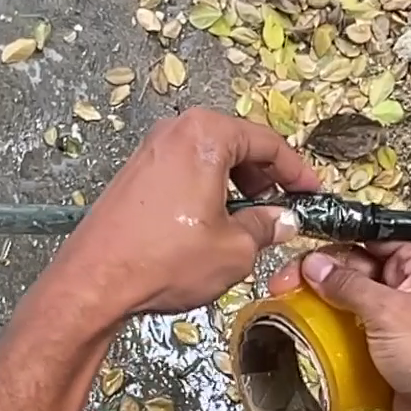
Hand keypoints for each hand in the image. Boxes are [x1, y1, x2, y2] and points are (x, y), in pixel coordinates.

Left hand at [51, 108, 319, 317]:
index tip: (312, 190)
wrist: (97, 280)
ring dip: (235, 187)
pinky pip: (185, 173)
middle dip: (264, 177)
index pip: (267, 143)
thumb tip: (282, 221)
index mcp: (207, 135)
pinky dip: (207, 191)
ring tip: (249, 222)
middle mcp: (176, 131)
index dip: (296, 171)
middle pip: (236, 145)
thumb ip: (266, 227)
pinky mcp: (134, 175)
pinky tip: (212, 225)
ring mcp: (150, 151)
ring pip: (209, 160)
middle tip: (282, 208)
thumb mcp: (235, 249)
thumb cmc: (165, 260)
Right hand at [268, 242, 410, 410]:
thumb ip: (349, 286)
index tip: (298, 258)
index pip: (364, 240)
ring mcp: (391, 323)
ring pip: (345, 307)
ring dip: (318, 311)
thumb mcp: (390, 311)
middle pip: (349, 272)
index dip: (329, 246)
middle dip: (316, 279)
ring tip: (287, 314)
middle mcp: (403, 290)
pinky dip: (329, 341)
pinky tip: (307, 342)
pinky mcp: (381, 354)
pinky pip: (348, 340)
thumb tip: (314, 266)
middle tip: (283, 289)